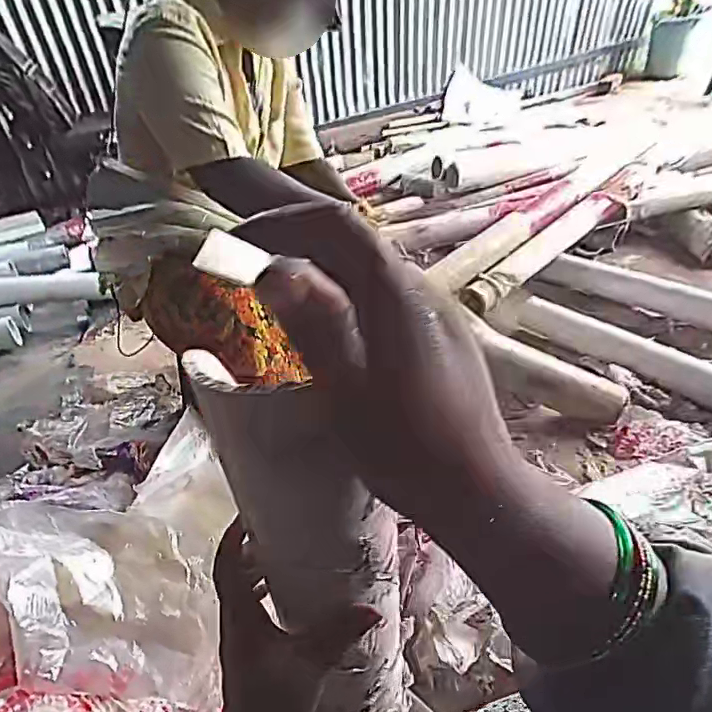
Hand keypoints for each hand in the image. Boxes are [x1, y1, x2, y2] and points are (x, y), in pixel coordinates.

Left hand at [211, 517, 379, 711]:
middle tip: (275, 532)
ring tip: (284, 558)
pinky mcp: (247, 649)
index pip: (225, 566)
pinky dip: (263, 594)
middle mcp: (234, 621)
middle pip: (231, 574)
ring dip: (255, 572)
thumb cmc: (274, 703)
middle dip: (248, 550)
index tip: (246, 517)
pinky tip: (288, 599)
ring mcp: (238, 636)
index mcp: (240, 616)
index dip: (231, 539)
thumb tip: (372, 609)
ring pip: (240, 592)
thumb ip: (338, 634)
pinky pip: (250, 609)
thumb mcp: (310, 664)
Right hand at [231, 201, 517, 536]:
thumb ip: (315, 325)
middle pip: (352, 237)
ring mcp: (432, 308)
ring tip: (273, 286)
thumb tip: (272, 268)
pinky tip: (322, 318)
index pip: (335, 225)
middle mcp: (419, 288)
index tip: (236, 239)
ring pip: (366, 263)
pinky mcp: (435, 332)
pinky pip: (379, 290)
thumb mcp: (347, 392)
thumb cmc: (407, 450)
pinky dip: (338, 286)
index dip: (280, 222)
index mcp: (396, 296)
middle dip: (294, 235)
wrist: (476, 488)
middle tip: (246, 254)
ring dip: (315, 260)